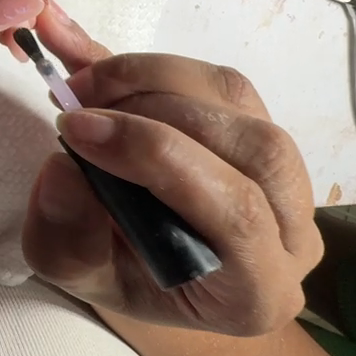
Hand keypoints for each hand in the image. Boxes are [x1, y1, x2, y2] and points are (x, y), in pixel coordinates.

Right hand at [20, 2, 322, 336]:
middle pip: (254, 145)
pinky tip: (95, 69)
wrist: (137, 260)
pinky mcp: (254, 128)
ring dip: (149, 77)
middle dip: (153, 107)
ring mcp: (282, 175)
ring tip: (82, 86)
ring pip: (236, 99)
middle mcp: (290, 232)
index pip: (237, 213)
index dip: (155, 155)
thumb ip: (65, 235)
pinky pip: (215, 80)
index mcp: (255, 289)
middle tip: (73, 100)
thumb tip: (65, 168)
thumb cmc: (111, 273)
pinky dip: (149, 66)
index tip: (73, 128)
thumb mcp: (67, 270)